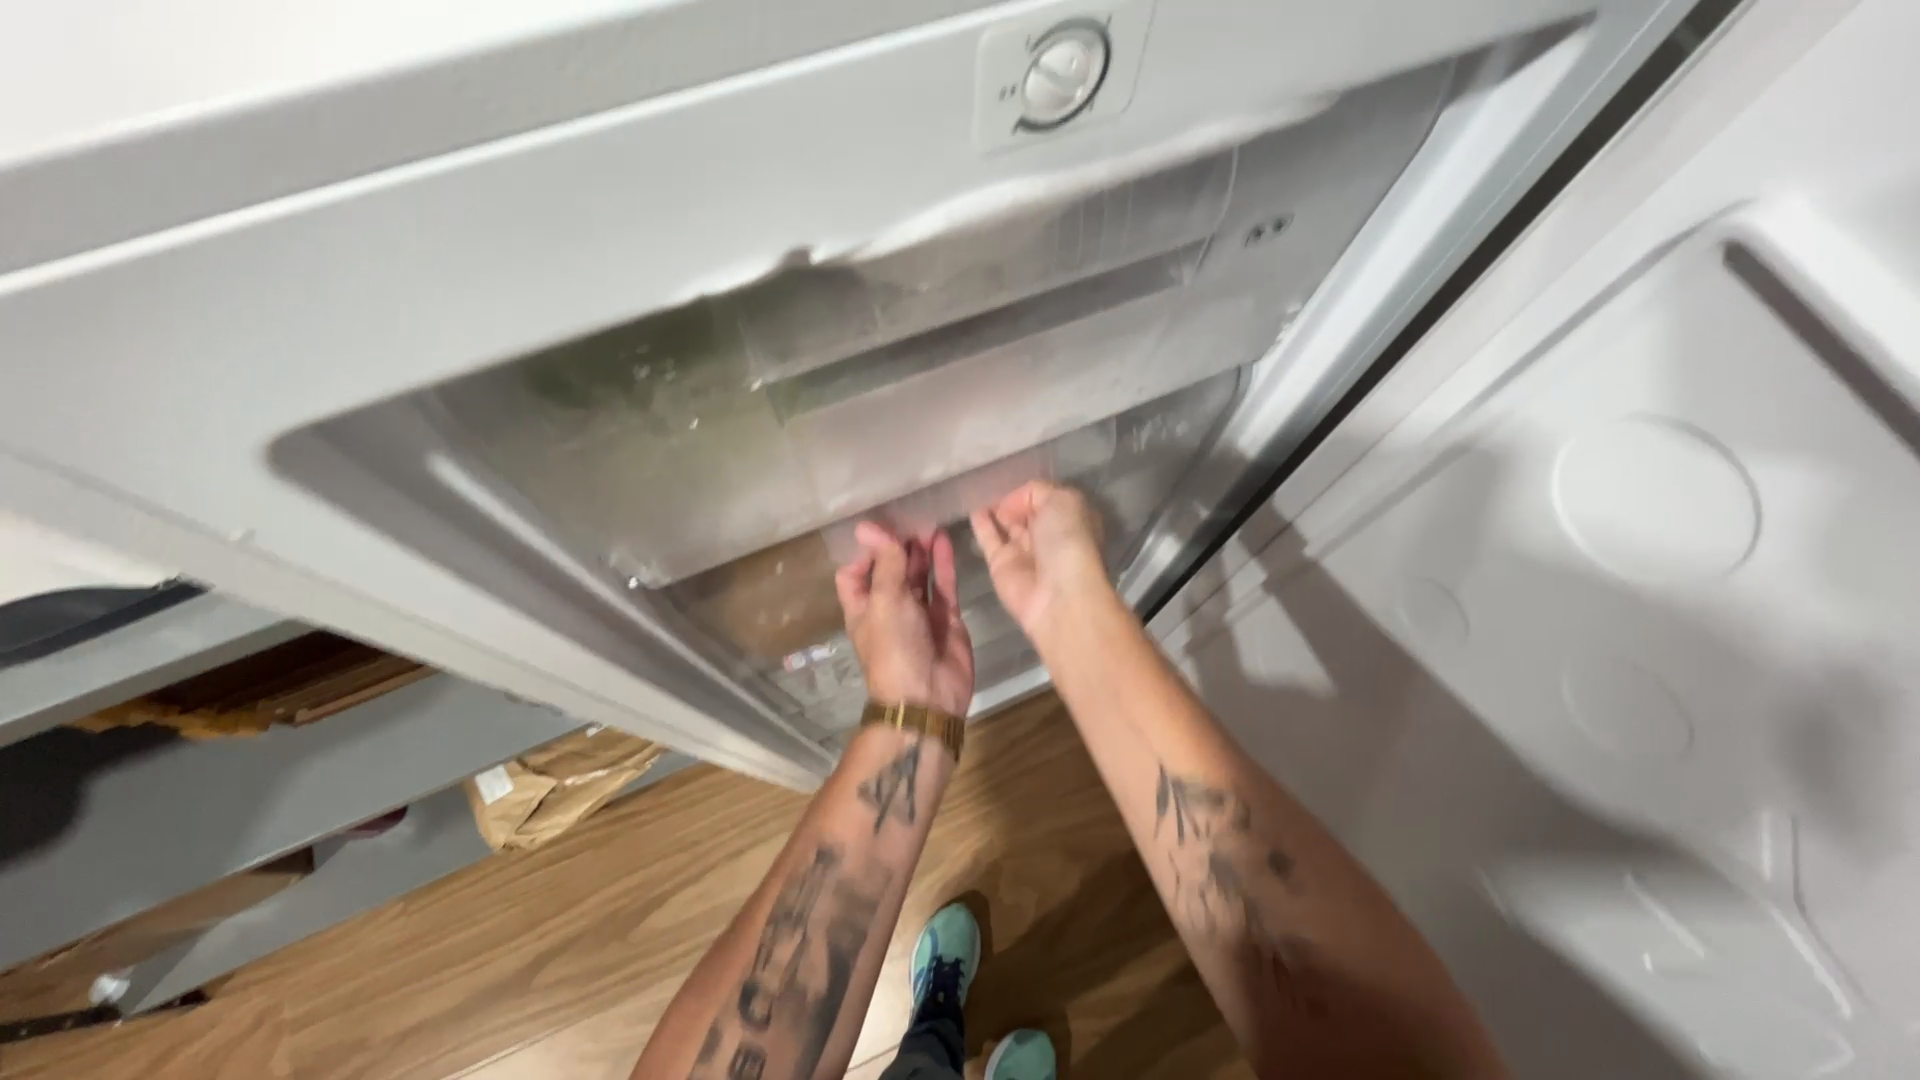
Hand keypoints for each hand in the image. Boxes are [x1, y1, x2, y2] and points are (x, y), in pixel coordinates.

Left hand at [834, 523, 974, 716]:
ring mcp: (919, 614)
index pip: (854, 574)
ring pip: (918, 575)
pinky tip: (944, 538)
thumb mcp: (885, 601)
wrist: (928, 698)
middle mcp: (889, 609)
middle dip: (898, 546)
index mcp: (863, 608)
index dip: (864, 553)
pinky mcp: (947, 619)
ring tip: (929, 523)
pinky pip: (943, 586)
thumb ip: (885, 562)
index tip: (880, 532)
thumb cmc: (895, 649)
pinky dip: (943, 563)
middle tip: (911, 517)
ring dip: (921, 551)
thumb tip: (866, 526)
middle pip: (890, 570)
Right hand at [970, 481, 1110, 637]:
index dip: (1032, 490)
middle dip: (1013, 499)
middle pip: (1026, 511)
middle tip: (991, 482)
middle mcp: (1047, 535)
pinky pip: (988, 538)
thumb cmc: (1068, 541)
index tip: (1015, 481)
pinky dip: (980, 523)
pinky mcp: (1000, 565)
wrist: (1057, 595)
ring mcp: (1023, 551)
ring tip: (977, 490)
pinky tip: (971, 507)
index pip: (1047, 499)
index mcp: (1070, 519)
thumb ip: (1035, 491)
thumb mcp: (1063, 500)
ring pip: (1006, 524)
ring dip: (994, 508)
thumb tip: (1010, 504)